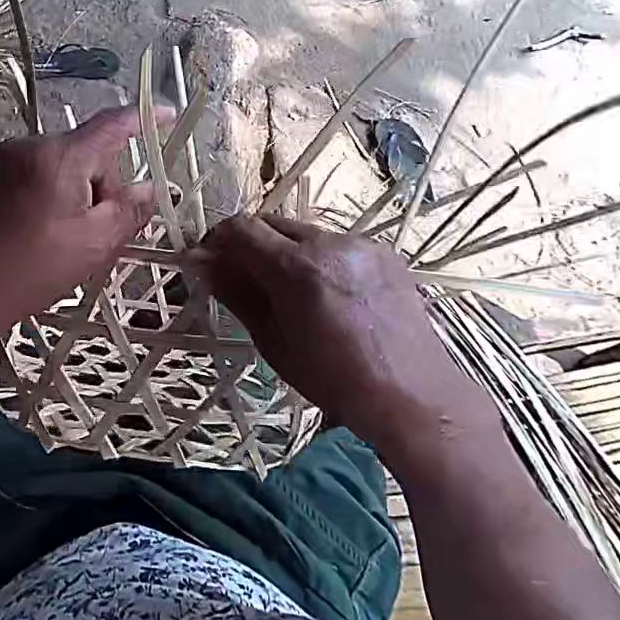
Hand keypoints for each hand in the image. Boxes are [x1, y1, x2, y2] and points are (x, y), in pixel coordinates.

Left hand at [0, 107, 160, 341]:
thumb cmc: (30, 272)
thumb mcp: (94, 245)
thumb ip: (130, 210)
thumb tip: (153, 188)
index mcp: (59, 158)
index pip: (111, 126)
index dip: (143, 120)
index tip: (166, 115)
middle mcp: (26, 145)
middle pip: (83, 152)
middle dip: (98, 184)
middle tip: (94, 231)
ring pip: (56, 163)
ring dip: (70, 189)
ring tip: (57, 235)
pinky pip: (27, 170)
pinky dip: (41, 190)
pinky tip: (30, 227)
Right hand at [184, 215, 483, 452]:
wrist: (413, 396)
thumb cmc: (334, 381)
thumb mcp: (274, 343)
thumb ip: (238, 295)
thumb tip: (206, 265)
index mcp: (298, 268)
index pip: (242, 228)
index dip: (218, 239)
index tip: (210, 260)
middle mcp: (330, 243)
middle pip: (273, 224)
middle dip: (251, 244)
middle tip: (243, 278)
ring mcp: (362, 244)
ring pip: (306, 233)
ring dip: (285, 251)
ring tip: (291, 293)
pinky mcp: (385, 253)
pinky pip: (338, 245)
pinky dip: (320, 259)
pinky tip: (329, 295)